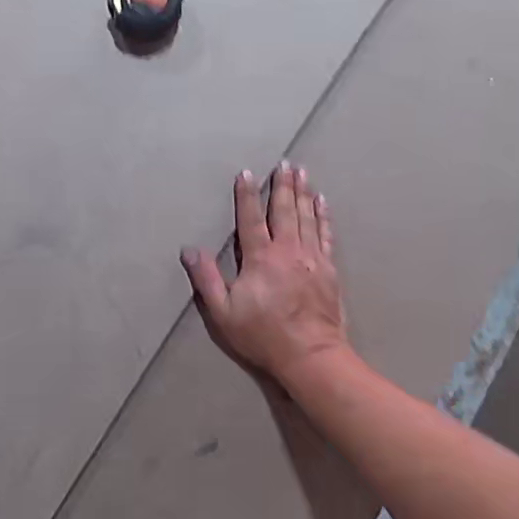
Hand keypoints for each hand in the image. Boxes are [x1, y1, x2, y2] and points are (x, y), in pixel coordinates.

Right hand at [180, 162, 352, 383]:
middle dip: (282, 185)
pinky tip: (321, 203)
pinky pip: (325, 235)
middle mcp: (287, 251)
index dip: (246, 195)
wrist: (310, 355)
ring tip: (302, 173)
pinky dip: (323, 216)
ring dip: (302, 193)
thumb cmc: (262, 334)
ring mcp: (311, 259)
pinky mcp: (328, 270)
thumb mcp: (223, 311)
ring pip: (306, 217)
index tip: (246, 174)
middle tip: (285, 163)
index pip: (250, 219)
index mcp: (260, 259)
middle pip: (284, 211)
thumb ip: (207, 279)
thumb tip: (190, 250)